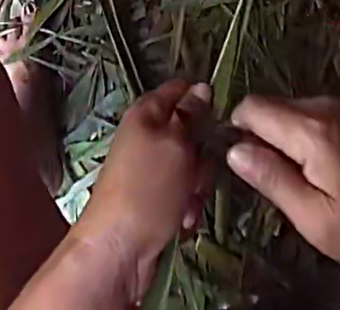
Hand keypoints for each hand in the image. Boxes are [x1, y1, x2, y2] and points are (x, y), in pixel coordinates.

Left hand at [77, 80, 211, 283]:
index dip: (203, 97)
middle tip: (199, 169)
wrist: (117, 252)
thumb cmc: (147, 188)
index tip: (223, 116)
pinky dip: (186, 205)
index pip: (180, 88)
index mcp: (146, 111)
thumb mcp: (176, 144)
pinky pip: (182, 192)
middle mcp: (147, 134)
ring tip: (188, 202)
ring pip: (191, 164)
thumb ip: (191, 115)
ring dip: (197, 184)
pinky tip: (183, 221)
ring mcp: (149, 168)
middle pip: (190, 130)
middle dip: (202, 153)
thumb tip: (202, 87)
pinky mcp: (153, 197)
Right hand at [226, 94, 339, 275]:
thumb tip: (233, 151)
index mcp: (312, 131)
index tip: (241, 160)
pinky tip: (311, 166)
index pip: (253, 107)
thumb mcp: (312, 218)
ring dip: (277, 134)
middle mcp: (323, 107)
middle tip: (267, 176)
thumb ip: (271, 178)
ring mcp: (338, 106)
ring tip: (291, 175)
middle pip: (268, 105)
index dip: (238, 130)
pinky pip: (305, 112)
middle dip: (258, 134)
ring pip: (285, 107)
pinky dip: (296, 133)